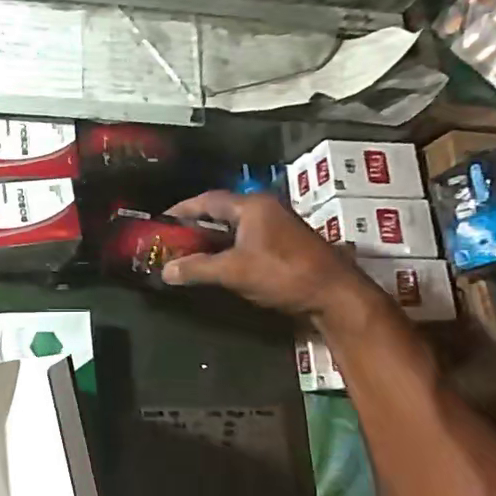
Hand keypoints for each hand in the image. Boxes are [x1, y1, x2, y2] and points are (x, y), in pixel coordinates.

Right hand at [162, 191, 372, 318]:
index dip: (182, 210)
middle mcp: (265, 210)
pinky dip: (227, 249)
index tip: (161, 221)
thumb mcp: (234, 272)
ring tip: (187, 253)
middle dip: (194, 226)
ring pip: (234, 228)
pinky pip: (246, 240)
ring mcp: (277, 227)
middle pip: (220, 212)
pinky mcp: (284, 245)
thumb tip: (166, 271)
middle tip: (171, 240)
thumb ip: (197, 269)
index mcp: (252, 206)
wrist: (334, 295)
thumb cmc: (283, 274)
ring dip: (211, 240)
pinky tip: (216, 264)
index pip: (208, 200)